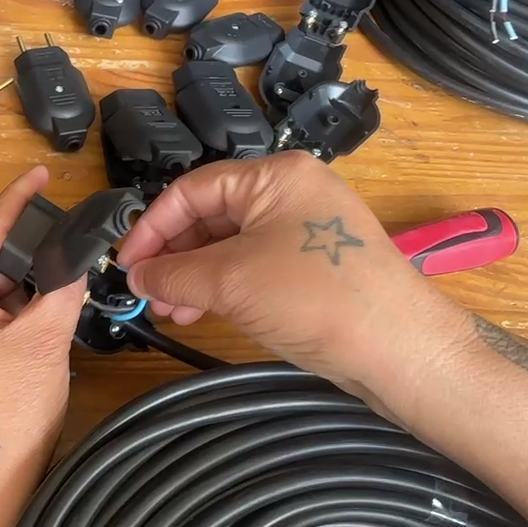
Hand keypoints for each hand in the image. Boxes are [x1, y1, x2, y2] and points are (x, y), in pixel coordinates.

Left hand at [0, 166, 86, 473]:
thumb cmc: (7, 413)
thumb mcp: (44, 341)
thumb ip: (60, 289)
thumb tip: (73, 260)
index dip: (17, 201)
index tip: (39, 173)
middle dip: (29, 254)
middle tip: (70, 246)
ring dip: (25, 285)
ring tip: (63, 289)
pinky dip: (15, 306)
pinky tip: (44, 312)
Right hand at [115, 152, 468, 404]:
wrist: (401, 351)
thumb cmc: (314, 298)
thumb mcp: (229, 280)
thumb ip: (171, 273)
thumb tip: (135, 277)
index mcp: (273, 175)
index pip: (190, 190)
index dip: (151, 226)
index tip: (126, 262)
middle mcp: (289, 192)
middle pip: (209, 216)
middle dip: (173, 256)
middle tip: (147, 291)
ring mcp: (303, 228)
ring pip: (227, 244)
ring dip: (192, 276)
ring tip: (170, 309)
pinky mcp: (312, 263)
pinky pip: (250, 264)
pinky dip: (220, 285)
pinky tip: (198, 310)